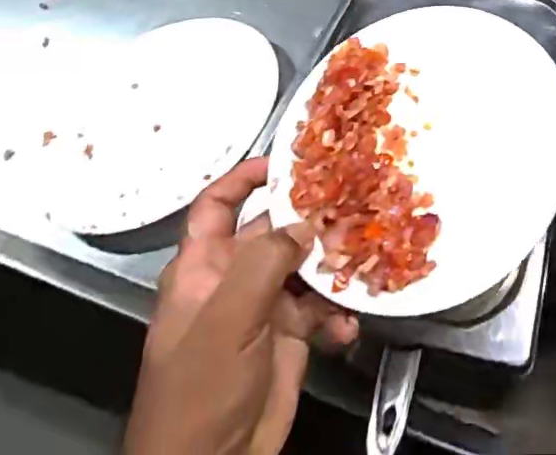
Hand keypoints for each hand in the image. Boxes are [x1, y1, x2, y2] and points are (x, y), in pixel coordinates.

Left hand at [125, 157, 356, 454]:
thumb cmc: (196, 395)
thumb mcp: (226, 320)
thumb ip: (264, 262)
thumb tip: (303, 224)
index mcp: (203, 268)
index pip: (217, 205)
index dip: (244, 177)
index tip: (283, 160)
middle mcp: (233, 280)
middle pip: (273, 230)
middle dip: (309, 219)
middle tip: (349, 205)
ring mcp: (262, 307)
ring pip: (304, 266)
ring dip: (332, 264)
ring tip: (359, 260)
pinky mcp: (288, 334)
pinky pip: (320, 307)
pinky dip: (337, 311)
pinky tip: (348, 322)